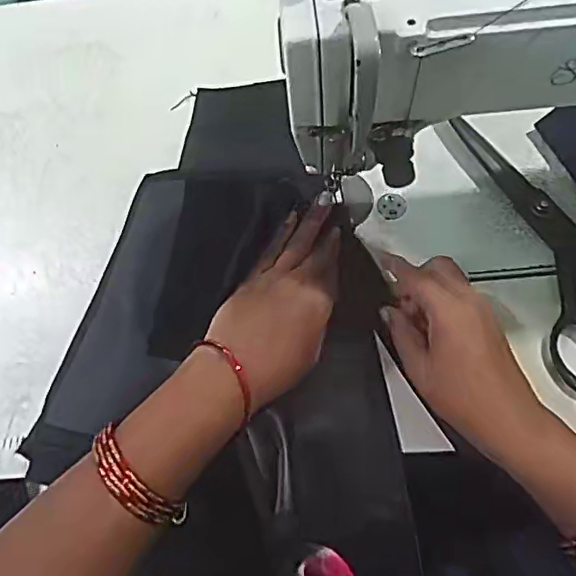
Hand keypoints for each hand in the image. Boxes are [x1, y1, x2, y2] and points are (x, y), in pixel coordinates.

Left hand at [203, 204, 339, 406]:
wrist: (232, 369)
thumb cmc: (271, 369)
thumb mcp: (312, 352)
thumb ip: (318, 323)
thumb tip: (318, 312)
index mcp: (318, 302)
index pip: (333, 272)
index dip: (339, 252)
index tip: (343, 236)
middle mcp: (297, 284)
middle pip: (316, 250)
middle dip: (326, 226)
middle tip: (333, 205)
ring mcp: (272, 278)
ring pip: (294, 242)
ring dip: (307, 222)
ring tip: (315, 205)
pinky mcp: (251, 279)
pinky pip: (270, 249)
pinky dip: (280, 234)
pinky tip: (286, 223)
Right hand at [377, 251, 551, 452]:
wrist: (508, 419)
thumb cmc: (470, 400)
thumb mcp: (418, 368)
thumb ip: (400, 332)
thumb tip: (391, 314)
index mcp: (449, 310)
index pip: (415, 275)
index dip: (393, 266)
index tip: (380, 260)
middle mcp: (470, 303)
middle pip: (437, 268)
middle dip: (413, 278)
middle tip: (396, 302)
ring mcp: (483, 311)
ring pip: (450, 280)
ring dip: (429, 290)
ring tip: (413, 323)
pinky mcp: (489, 321)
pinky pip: (462, 296)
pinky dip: (443, 302)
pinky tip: (431, 331)